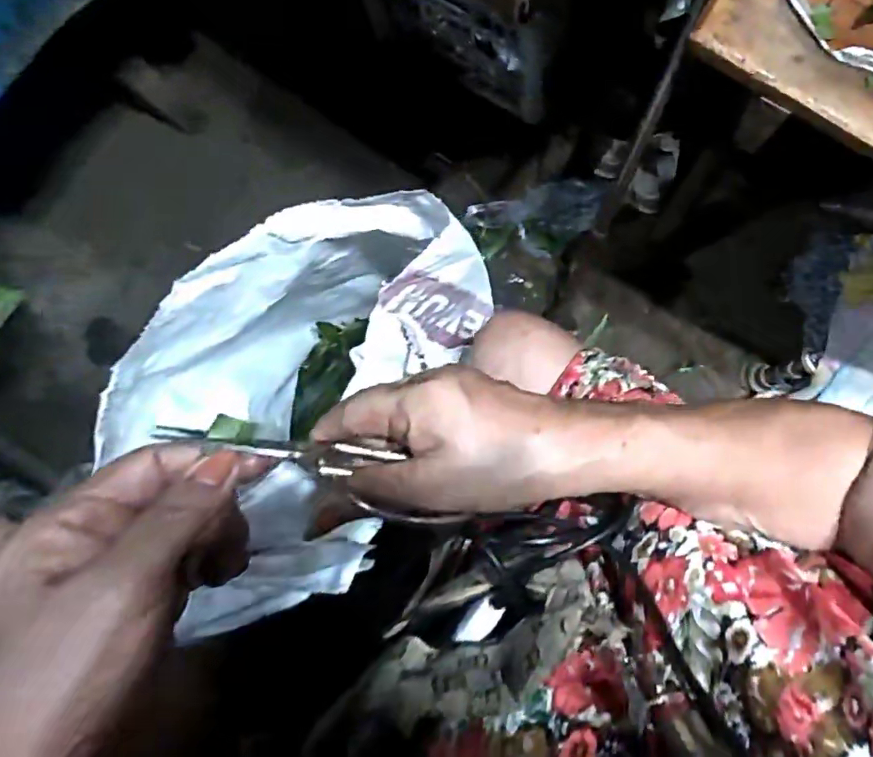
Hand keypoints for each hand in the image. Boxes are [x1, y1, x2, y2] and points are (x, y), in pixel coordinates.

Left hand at [0, 445, 258, 756]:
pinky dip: (201, 565)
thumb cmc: (66, 667)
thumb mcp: (123, 583)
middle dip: (212, 509)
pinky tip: (213, 581)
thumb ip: (177, 515)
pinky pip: (174, 565)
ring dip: (213, 538)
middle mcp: (88, 539)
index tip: (261, 470)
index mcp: (70, 521)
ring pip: (178, 530)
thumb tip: (228, 457)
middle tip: (235, 546)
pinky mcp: (127, 609)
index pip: (150, 465)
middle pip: (169, 495)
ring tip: (227, 569)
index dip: (205, 461)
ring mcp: (107, 577)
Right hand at [310, 365, 577, 514]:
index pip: (348, 411)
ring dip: (384, 445)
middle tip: (346, 493)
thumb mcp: (426, 486)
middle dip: (354, 449)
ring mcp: (452, 380)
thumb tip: (324, 495)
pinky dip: (411, 437)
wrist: (563, 447)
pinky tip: (419, 465)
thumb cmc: (494, 469)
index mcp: (412, 394)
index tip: (308, 477)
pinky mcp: (470, 391)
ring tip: (383, 485)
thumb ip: (371, 485)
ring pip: (398, 412)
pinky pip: (424, 411)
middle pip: (372, 410)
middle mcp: (428, 377)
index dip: (323, 442)